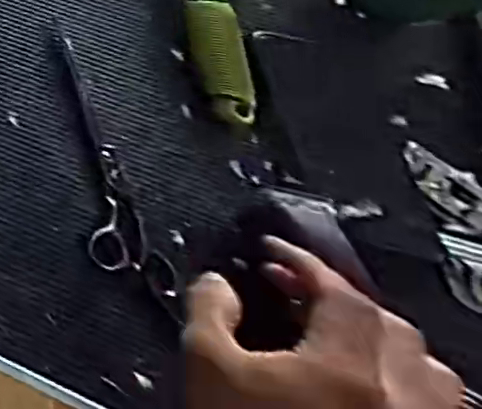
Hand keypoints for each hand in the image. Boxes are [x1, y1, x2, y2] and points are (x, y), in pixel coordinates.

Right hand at [184, 236, 463, 408]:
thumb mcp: (205, 361)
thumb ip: (209, 309)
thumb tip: (220, 283)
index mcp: (346, 369)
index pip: (341, 295)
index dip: (305, 263)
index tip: (273, 249)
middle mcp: (406, 400)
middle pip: (393, 328)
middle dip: (339, 298)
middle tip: (290, 287)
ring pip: (430, 371)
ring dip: (378, 339)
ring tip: (328, 334)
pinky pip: (437, 405)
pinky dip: (401, 379)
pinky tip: (362, 382)